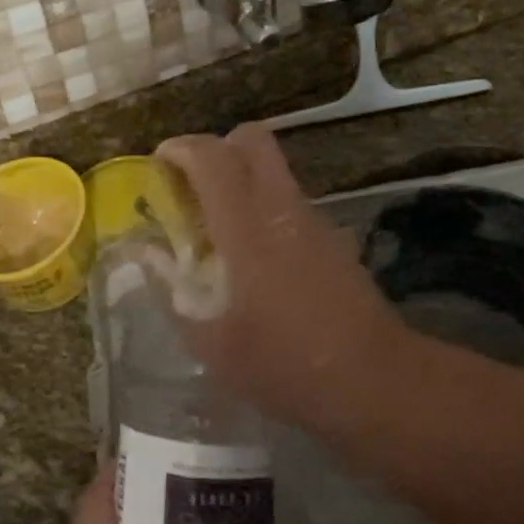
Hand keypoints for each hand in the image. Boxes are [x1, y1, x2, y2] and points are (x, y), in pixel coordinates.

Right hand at [154, 125, 406, 426]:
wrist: (375, 383)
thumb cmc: (284, 364)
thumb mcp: (211, 344)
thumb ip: (174, 293)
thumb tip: (149, 259)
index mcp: (246, 226)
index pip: (212, 156)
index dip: (180, 149)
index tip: (157, 165)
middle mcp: (281, 208)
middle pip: (251, 140)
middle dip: (216, 148)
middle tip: (191, 185)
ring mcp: (314, 221)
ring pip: (273, 171)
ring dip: (241, 181)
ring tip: (217, 229)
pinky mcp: (334, 241)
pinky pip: (289, 205)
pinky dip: (264, 211)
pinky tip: (255, 261)